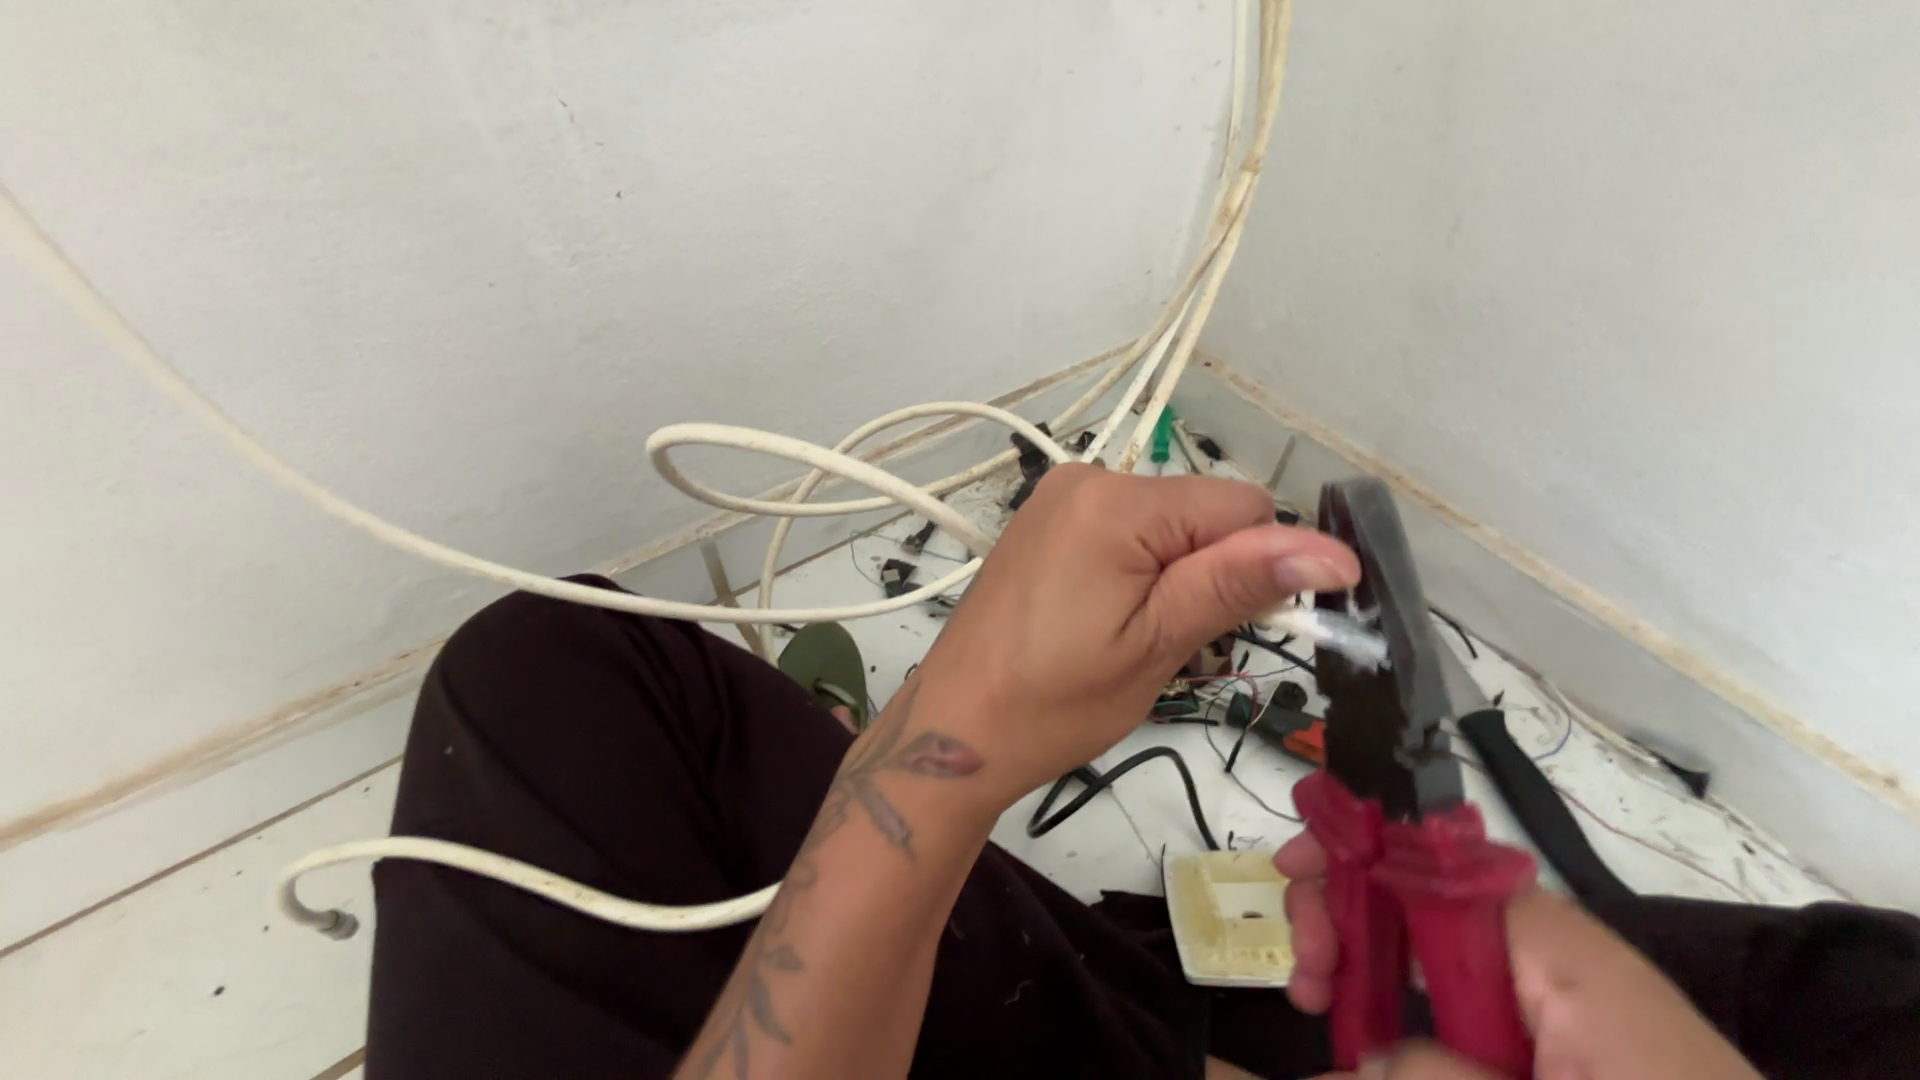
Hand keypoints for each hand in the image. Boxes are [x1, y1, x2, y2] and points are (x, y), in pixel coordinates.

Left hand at [913, 463, 1359, 809]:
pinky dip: (1138, 568)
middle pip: (1202, 510)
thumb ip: (1238, 584)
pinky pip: (1124, 529)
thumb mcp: (1157, 644)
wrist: (958, 725)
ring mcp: (1058, 497)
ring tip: (1129, 635)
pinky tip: (1106, 617)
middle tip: (1168, 641)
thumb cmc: (1054, 701)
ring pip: (1167, 523)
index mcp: (1116, 501)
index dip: (1261, 566)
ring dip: (1175, 574)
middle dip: (1211, 572)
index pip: (1243, 505)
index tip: (1236, 628)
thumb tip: (1333, 552)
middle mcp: (1086, 477)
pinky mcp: (1044, 521)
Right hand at [1275, 833, 1761, 1079]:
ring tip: (1323, 1006)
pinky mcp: (1559, 1038)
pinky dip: (1404, 1009)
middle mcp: (1556, 956)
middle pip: (1420, 895)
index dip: (1357, 849)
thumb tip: (1355, 1063)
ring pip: (1430, 951)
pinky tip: (1371, 1036)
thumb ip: (1440, 1077)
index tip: (1294, 869)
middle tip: (1308, 975)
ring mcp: (1558, 999)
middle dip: (1345, 917)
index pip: (1439, 859)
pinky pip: (1459, 999)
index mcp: (1562, 952)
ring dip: (1363, 967)